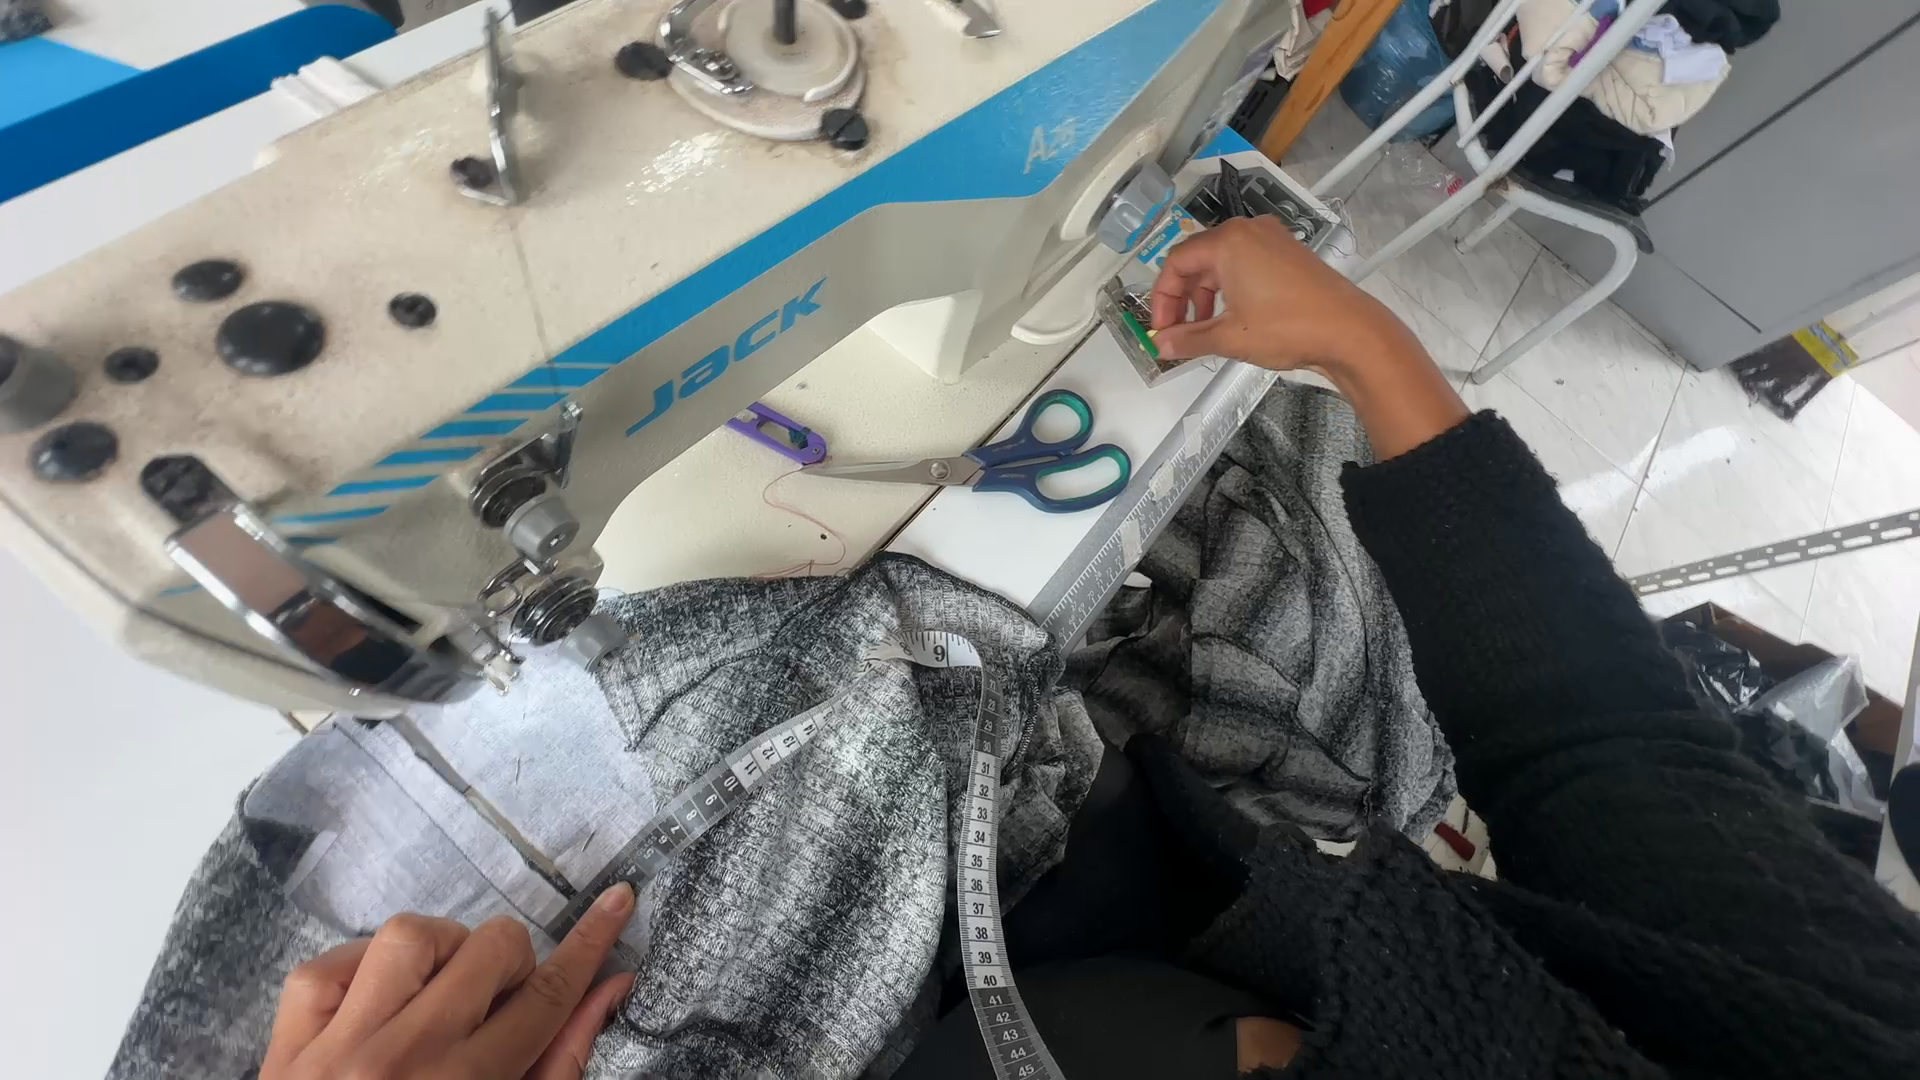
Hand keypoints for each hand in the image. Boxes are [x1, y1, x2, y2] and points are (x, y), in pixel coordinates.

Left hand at [261, 883, 637, 1079]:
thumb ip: (563, 1058)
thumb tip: (613, 983)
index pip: (548, 994)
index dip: (592, 940)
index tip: (619, 897)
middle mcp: (398, 1063)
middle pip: (494, 947)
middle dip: (510, 965)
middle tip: (494, 1006)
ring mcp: (330, 1054)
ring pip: (411, 935)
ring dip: (441, 952)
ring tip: (437, 995)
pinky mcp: (279, 1051)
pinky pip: (325, 967)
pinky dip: (359, 971)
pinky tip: (377, 1003)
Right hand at [1149, 215, 1420, 376]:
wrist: (1349, 332)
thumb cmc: (1288, 328)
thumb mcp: (1228, 337)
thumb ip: (1187, 339)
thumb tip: (1161, 344)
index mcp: (1228, 243)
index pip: (1176, 263)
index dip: (1162, 299)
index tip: (1161, 328)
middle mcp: (1248, 232)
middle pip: (1196, 260)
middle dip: (1182, 298)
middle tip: (1177, 331)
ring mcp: (1271, 240)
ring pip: (1220, 263)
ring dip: (1204, 296)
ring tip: (1204, 329)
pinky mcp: (1287, 253)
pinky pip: (1243, 265)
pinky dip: (1228, 289)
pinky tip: (1231, 318)